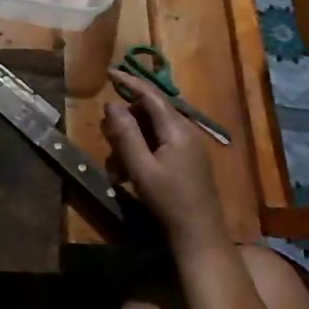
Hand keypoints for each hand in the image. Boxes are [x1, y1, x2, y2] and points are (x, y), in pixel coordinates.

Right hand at [105, 69, 225, 256]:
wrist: (200, 235)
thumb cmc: (168, 201)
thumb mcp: (140, 168)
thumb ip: (125, 134)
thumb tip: (111, 104)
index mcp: (177, 129)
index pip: (151, 95)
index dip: (129, 81)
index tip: (109, 72)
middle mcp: (187, 131)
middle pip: (153, 109)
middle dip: (127, 117)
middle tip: (107, 132)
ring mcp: (191, 146)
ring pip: (156, 127)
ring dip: (134, 137)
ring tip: (118, 161)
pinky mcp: (190, 159)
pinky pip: (162, 141)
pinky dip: (144, 147)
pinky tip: (132, 168)